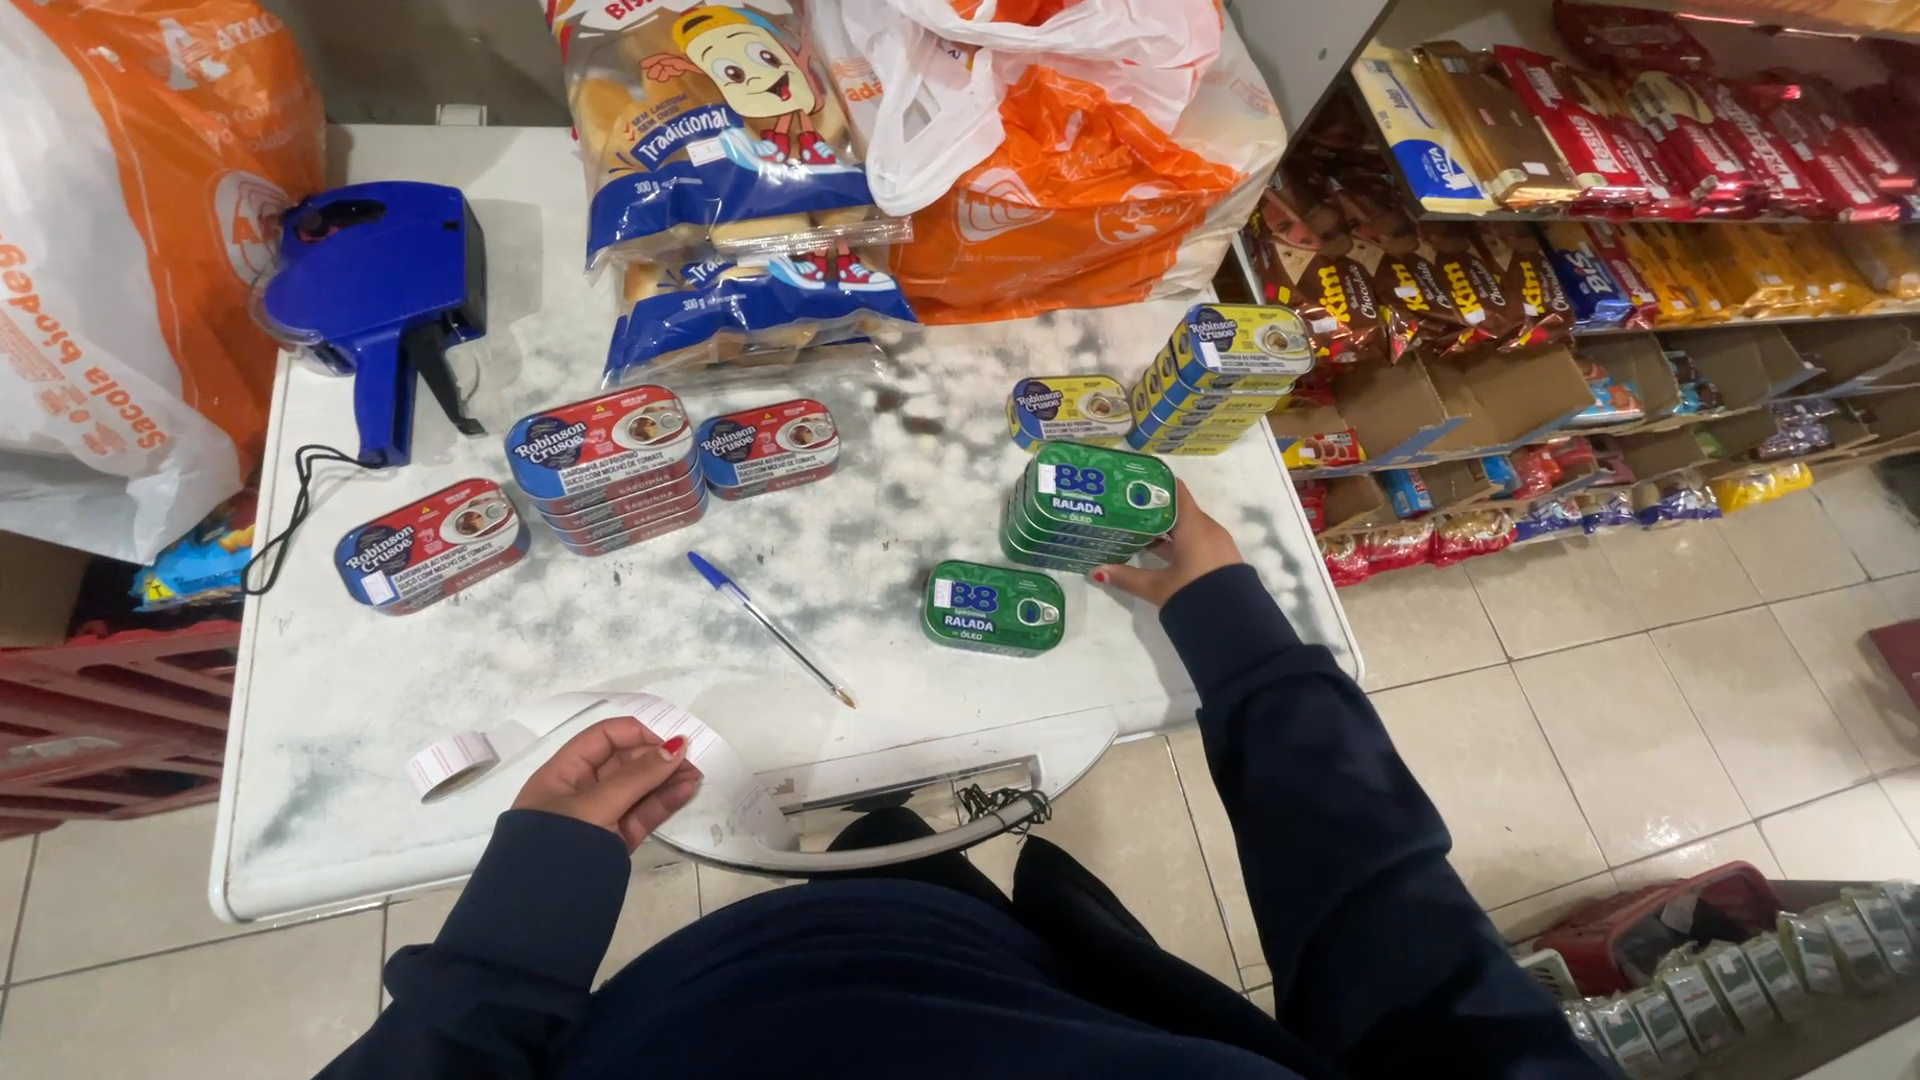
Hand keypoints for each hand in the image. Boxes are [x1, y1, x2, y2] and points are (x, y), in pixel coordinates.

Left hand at [511, 716, 701, 852]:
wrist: (539, 915)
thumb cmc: (557, 844)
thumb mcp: (595, 805)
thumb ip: (638, 775)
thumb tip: (678, 746)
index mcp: (562, 774)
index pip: (603, 738)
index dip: (637, 733)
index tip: (668, 740)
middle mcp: (581, 791)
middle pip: (625, 761)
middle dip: (659, 756)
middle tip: (692, 757)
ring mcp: (600, 817)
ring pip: (639, 787)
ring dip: (667, 778)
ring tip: (696, 774)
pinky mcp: (617, 840)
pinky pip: (644, 812)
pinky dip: (665, 801)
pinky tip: (686, 791)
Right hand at [1090, 480, 1242, 607]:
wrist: (1235, 626)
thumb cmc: (1194, 593)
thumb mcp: (1157, 587)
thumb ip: (1126, 577)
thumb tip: (1095, 571)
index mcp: (1194, 525)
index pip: (1175, 491)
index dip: (1153, 485)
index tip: (1131, 484)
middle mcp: (1207, 529)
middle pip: (1177, 510)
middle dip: (1151, 510)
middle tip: (1123, 509)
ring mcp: (1215, 544)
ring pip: (1185, 529)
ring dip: (1162, 530)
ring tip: (1133, 531)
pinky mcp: (1218, 560)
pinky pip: (1193, 542)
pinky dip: (1174, 543)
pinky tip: (1154, 553)